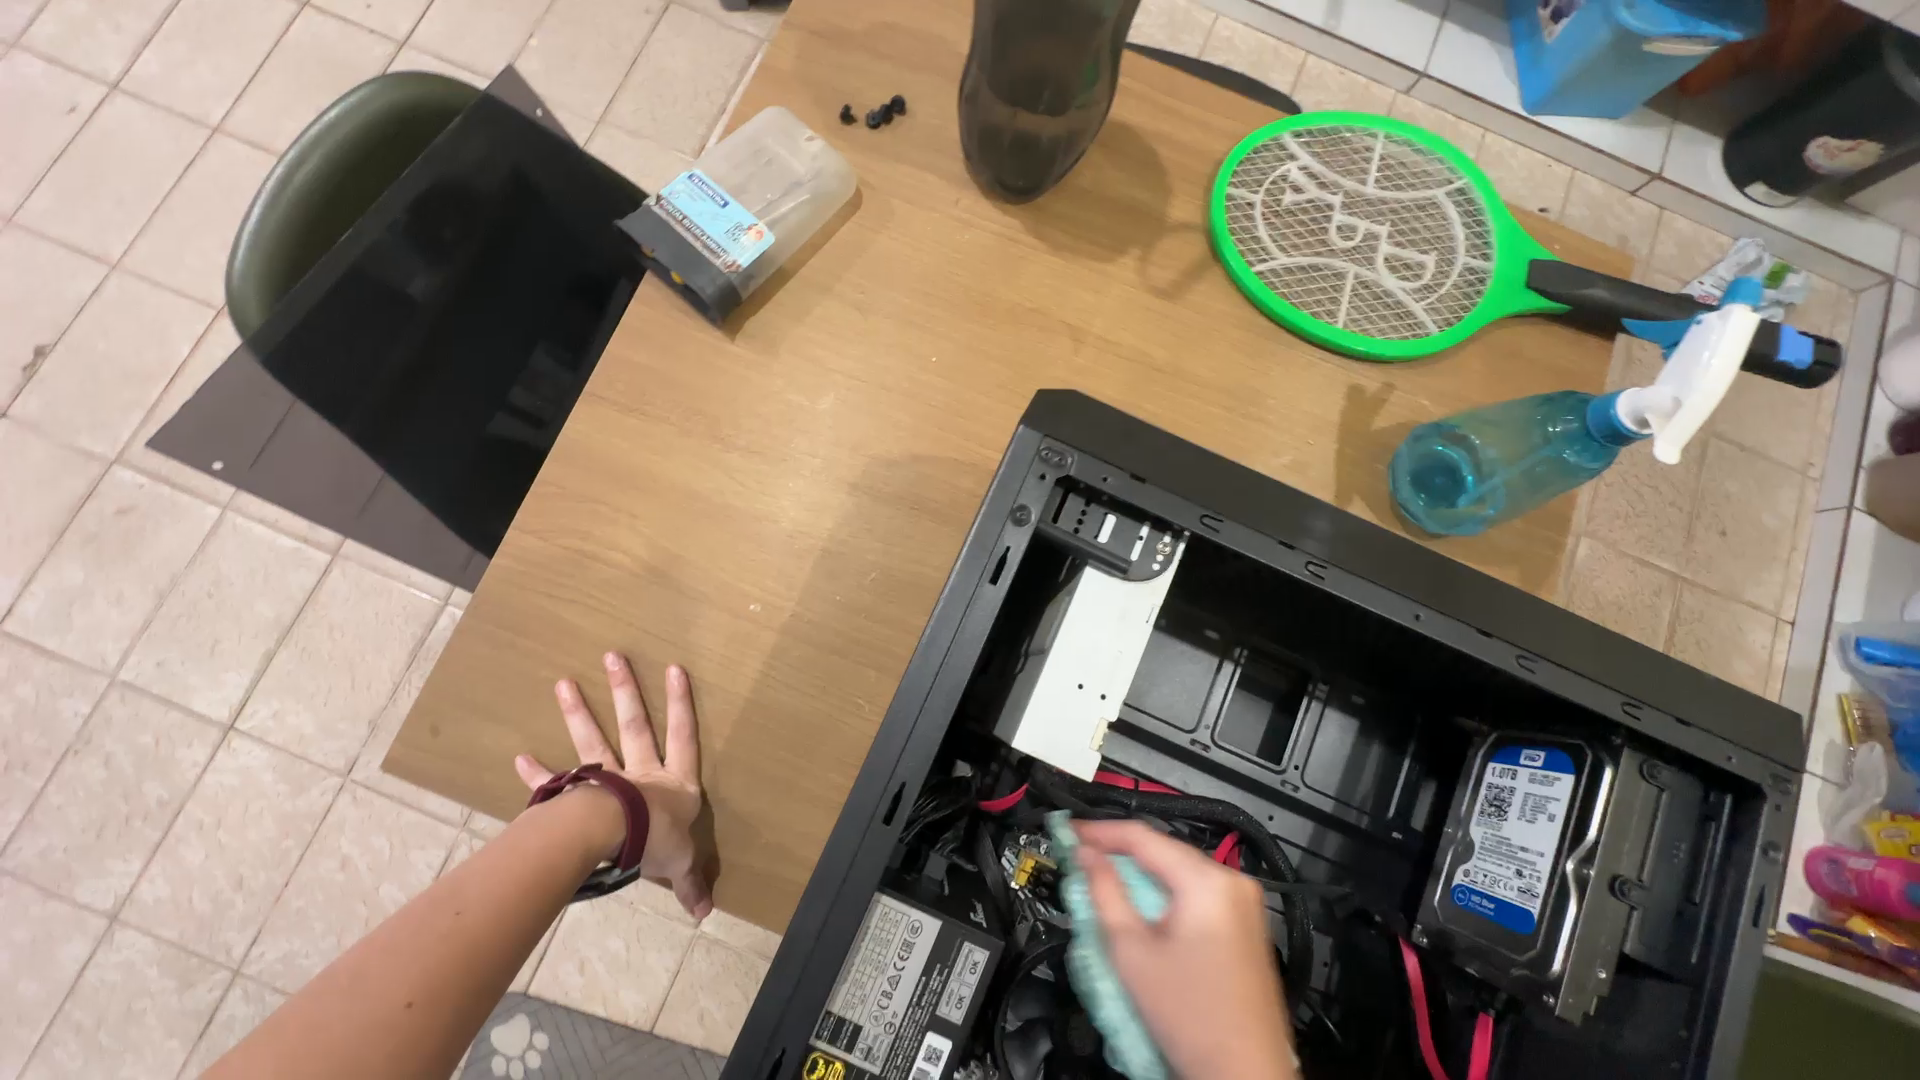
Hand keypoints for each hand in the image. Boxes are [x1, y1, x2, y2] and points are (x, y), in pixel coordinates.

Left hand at [515, 652, 712, 918]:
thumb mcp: (679, 864)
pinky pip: (554, 782)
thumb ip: (688, 882)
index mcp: (673, 783)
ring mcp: (605, 781)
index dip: (681, 705)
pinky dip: (537, 772)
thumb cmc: (656, 842)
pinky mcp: (575, 796)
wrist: (615, 840)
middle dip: (626, 691)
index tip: (674, 669)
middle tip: (613, 656)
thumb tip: (704, 916)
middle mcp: (641, 773)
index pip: (682, 736)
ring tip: (562, 683)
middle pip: (634, 725)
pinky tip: (519, 757)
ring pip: (593, 740)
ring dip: (578, 712)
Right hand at [1074, 820, 1296, 1079]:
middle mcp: (1234, 882)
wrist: (1246, 1076)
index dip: (1099, 831)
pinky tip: (1141, 908)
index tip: (1067, 833)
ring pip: (1179, 872)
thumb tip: (1086, 855)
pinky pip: (1197, 893)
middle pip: (1164, 852)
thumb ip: (1104, 892)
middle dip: (1120, 854)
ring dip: (1141, 875)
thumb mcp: (1131, 951)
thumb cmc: (1190, 1019)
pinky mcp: (1247, 925)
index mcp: (1208, 882)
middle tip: (1081, 859)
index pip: (1143, 837)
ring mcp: (1246, 904)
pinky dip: (1165, 895)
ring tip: (1104, 882)